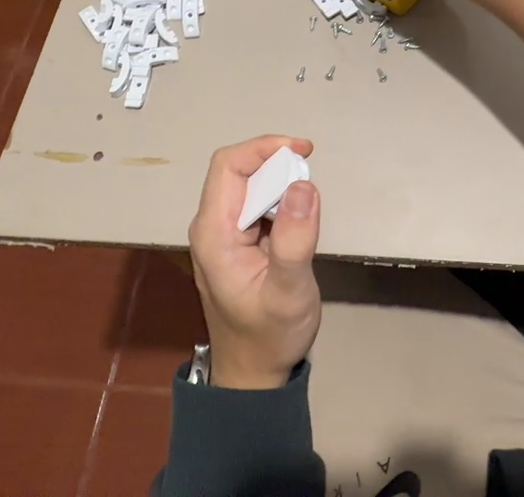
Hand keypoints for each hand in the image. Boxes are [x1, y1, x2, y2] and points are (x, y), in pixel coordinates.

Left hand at [187, 135, 321, 389]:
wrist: (254, 376)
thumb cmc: (269, 336)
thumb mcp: (287, 292)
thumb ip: (294, 240)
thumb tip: (302, 185)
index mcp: (214, 233)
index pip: (228, 166)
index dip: (263, 147)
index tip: (302, 150)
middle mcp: (213, 226)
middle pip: (238, 170)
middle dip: (275, 163)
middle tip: (310, 178)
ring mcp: (224, 234)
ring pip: (249, 185)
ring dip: (279, 181)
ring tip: (308, 203)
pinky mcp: (239, 242)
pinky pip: (257, 203)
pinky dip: (280, 198)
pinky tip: (299, 217)